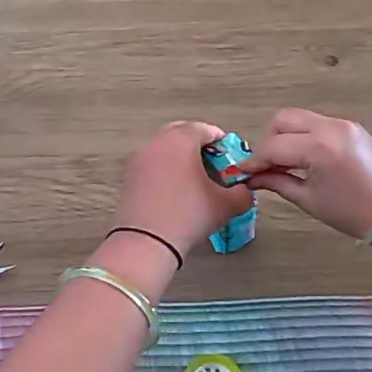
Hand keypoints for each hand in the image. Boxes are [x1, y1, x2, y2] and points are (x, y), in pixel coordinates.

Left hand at [111, 121, 253, 257]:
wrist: (146, 242)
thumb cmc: (188, 216)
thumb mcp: (226, 205)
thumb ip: (242, 193)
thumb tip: (243, 191)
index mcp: (181, 140)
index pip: (205, 129)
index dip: (221, 141)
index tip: (229, 156)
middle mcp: (157, 143)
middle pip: (181, 133)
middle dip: (199, 145)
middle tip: (213, 164)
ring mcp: (139, 159)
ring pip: (164, 148)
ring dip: (180, 157)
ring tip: (194, 179)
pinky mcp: (128, 176)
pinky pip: (152, 164)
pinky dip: (165, 170)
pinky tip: (175, 191)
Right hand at [245, 108, 371, 238]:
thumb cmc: (352, 212)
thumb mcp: (308, 199)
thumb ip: (277, 182)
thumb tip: (252, 177)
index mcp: (319, 146)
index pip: (273, 145)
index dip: (254, 160)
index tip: (242, 172)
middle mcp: (330, 127)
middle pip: (283, 120)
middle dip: (269, 141)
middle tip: (265, 166)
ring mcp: (343, 124)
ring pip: (300, 118)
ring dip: (286, 136)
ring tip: (285, 164)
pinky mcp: (351, 127)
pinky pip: (317, 124)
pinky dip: (303, 136)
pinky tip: (304, 159)